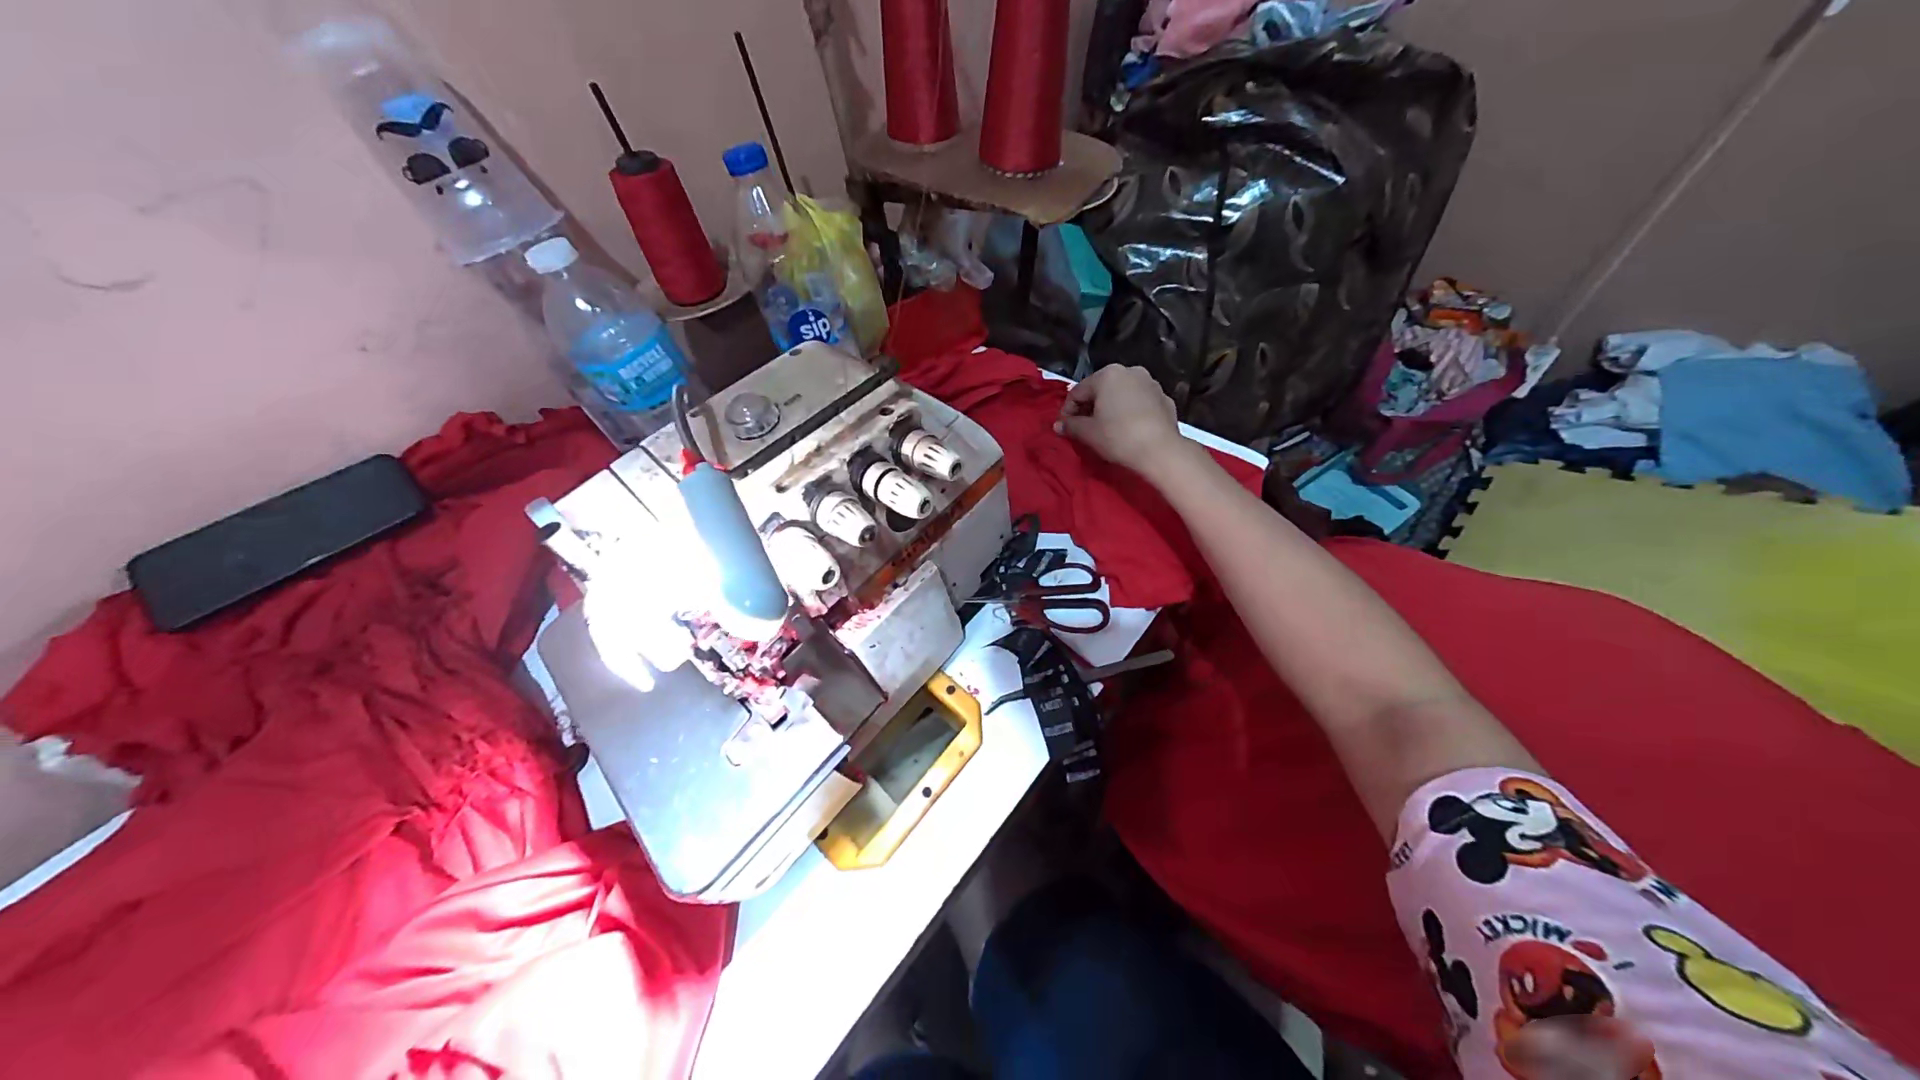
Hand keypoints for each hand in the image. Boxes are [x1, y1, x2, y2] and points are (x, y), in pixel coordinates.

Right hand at [1054, 366, 1191, 479]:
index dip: (1068, 410)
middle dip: (1091, 407)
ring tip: (1107, 428)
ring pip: (1122, 394)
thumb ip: (1071, 425)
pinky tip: (1129, 429)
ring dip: (1111, 408)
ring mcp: (1151, 383)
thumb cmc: (1118, 437)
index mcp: (1108, 375)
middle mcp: (1130, 372)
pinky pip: (1140, 403)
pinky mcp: (1165, 398)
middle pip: (1101, 390)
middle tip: (1084, 428)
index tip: (1065, 427)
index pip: (1078, 391)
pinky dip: (1131, 412)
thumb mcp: (1088, 433)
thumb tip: (1058, 425)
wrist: (1160, 450)